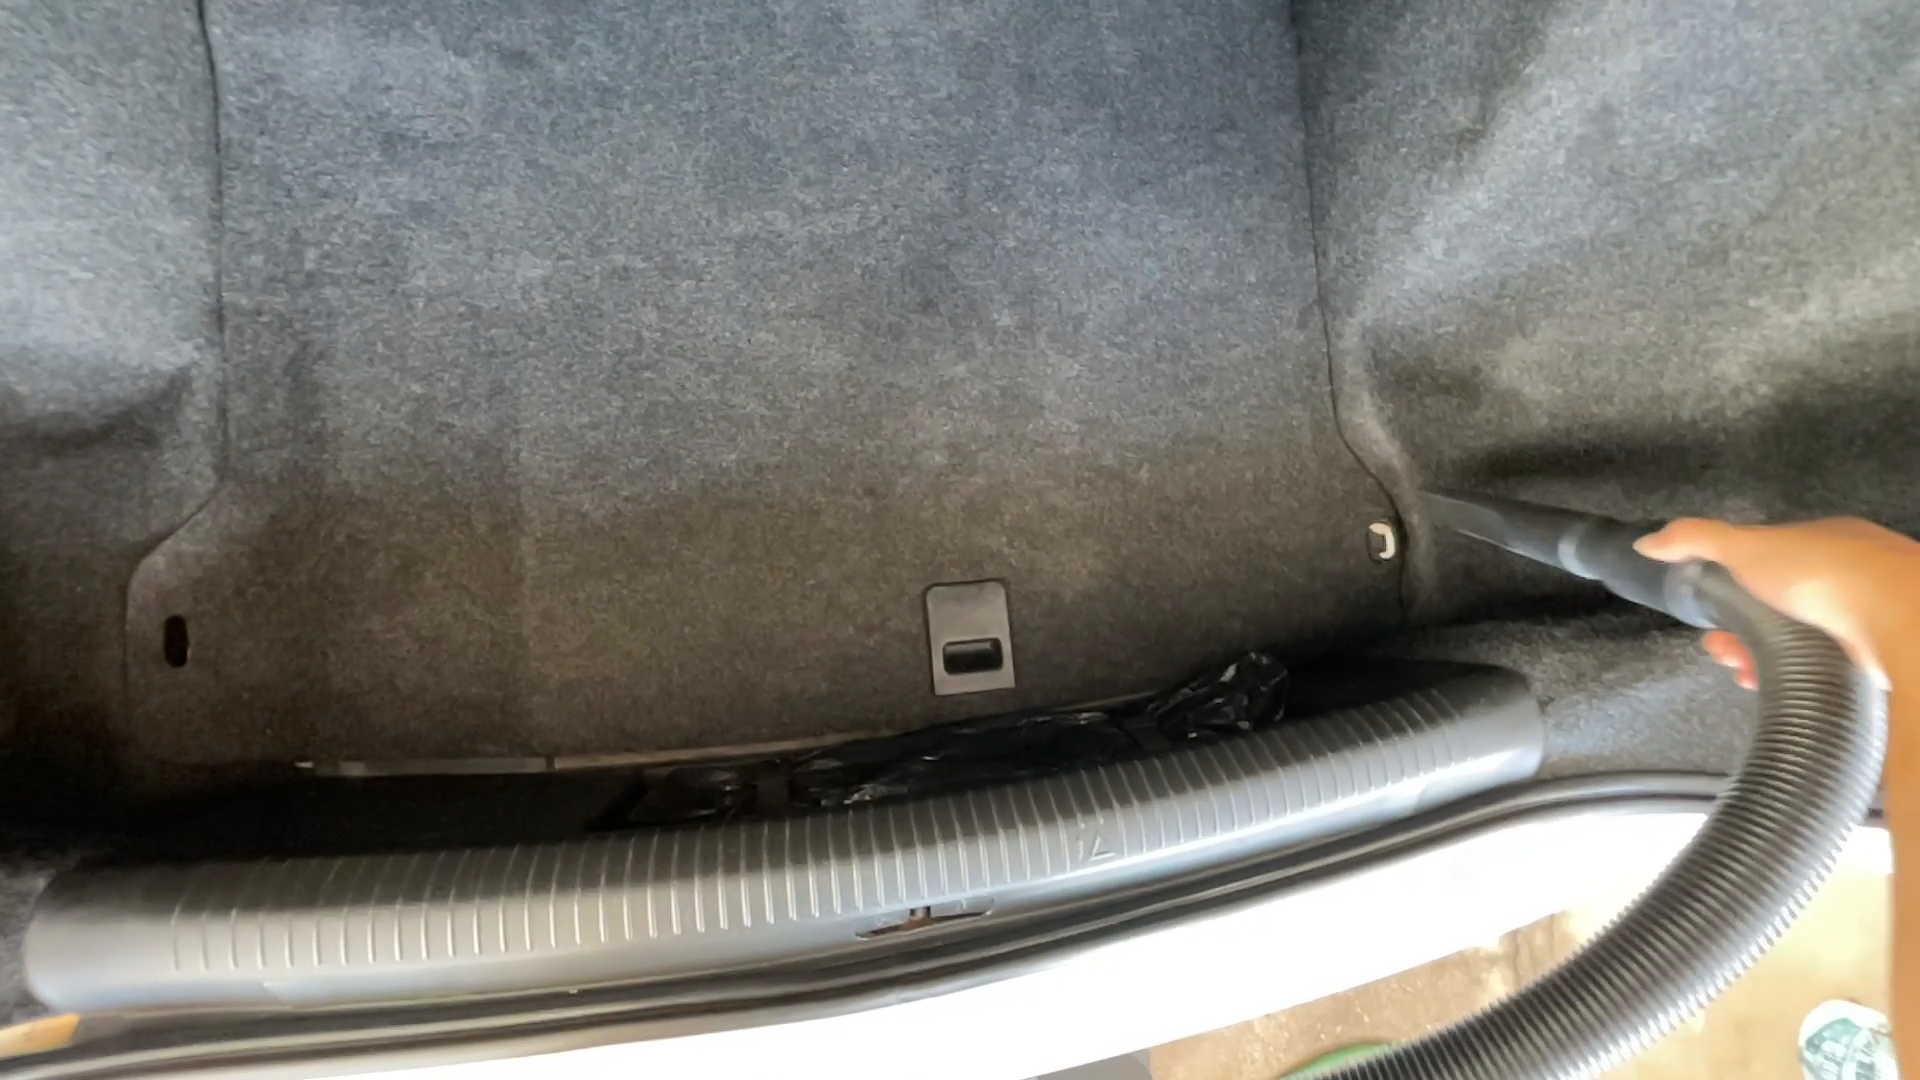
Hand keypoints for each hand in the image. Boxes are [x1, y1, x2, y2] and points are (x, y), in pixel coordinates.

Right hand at [1635, 517, 1919, 688]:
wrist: (1907, 625)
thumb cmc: (1823, 575)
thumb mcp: (1746, 546)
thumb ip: (1694, 539)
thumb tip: (1644, 543)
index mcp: (1832, 540)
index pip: (1769, 557)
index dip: (1730, 579)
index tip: (1708, 604)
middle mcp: (1856, 573)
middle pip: (1774, 601)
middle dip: (1735, 625)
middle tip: (1717, 643)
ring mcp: (1871, 615)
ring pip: (1792, 634)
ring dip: (1750, 651)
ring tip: (1734, 665)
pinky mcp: (1877, 653)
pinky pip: (1815, 661)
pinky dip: (1782, 670)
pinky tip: (1760, 679)